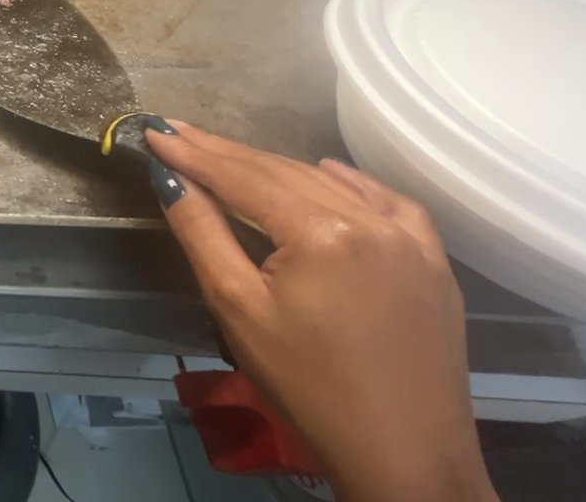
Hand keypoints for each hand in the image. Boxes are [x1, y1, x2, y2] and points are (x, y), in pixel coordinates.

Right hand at [146, 121, 496, 501]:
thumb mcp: (235, 304)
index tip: (153, 130)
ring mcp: (410, 242)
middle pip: (281, 172)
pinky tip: (324, 172)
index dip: (192, 154)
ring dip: (271, 166)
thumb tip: (169, 177)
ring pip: (326, 183)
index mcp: (323, 233)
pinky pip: (387, 203)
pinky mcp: (432, 264)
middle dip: (224, 152)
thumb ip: (200, 230)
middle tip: (176, 132)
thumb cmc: (305, 381)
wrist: (404, 455)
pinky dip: (347, 183)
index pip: (241, 177)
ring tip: (224, 154)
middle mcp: (372, 223)